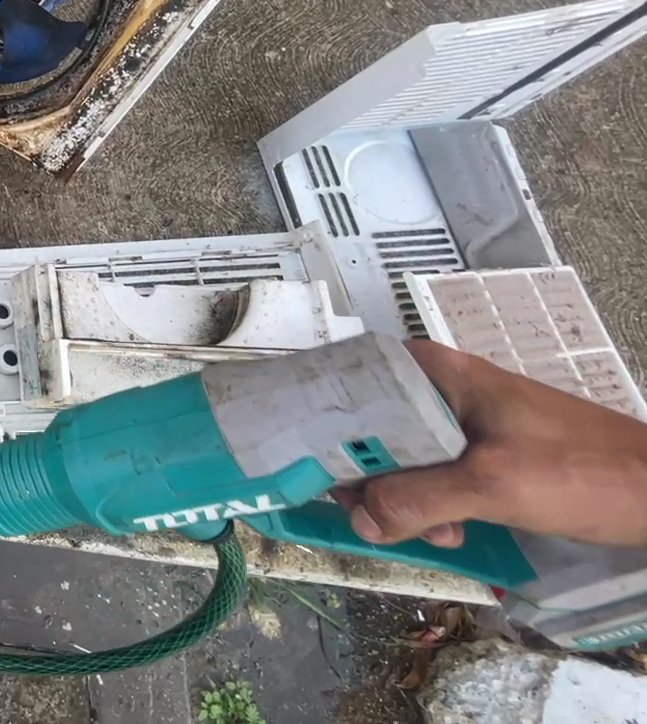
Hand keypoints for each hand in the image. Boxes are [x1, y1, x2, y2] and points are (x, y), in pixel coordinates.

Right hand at [336, 341, 646, 548]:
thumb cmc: (589, 473)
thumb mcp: (496, 486)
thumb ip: (419, 500)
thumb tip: (360, 524)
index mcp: (424, 370)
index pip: (339, 385)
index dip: (317, 425)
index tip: (312, 466)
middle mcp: (427, 383)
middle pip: (359, 424)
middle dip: (364, 474)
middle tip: (373, 514)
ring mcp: (451, 414)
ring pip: (389, 451)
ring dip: (397, 495)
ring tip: (431, 531)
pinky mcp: (471, 443)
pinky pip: (422, 466)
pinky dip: (425, 499)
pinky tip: (450, 529)